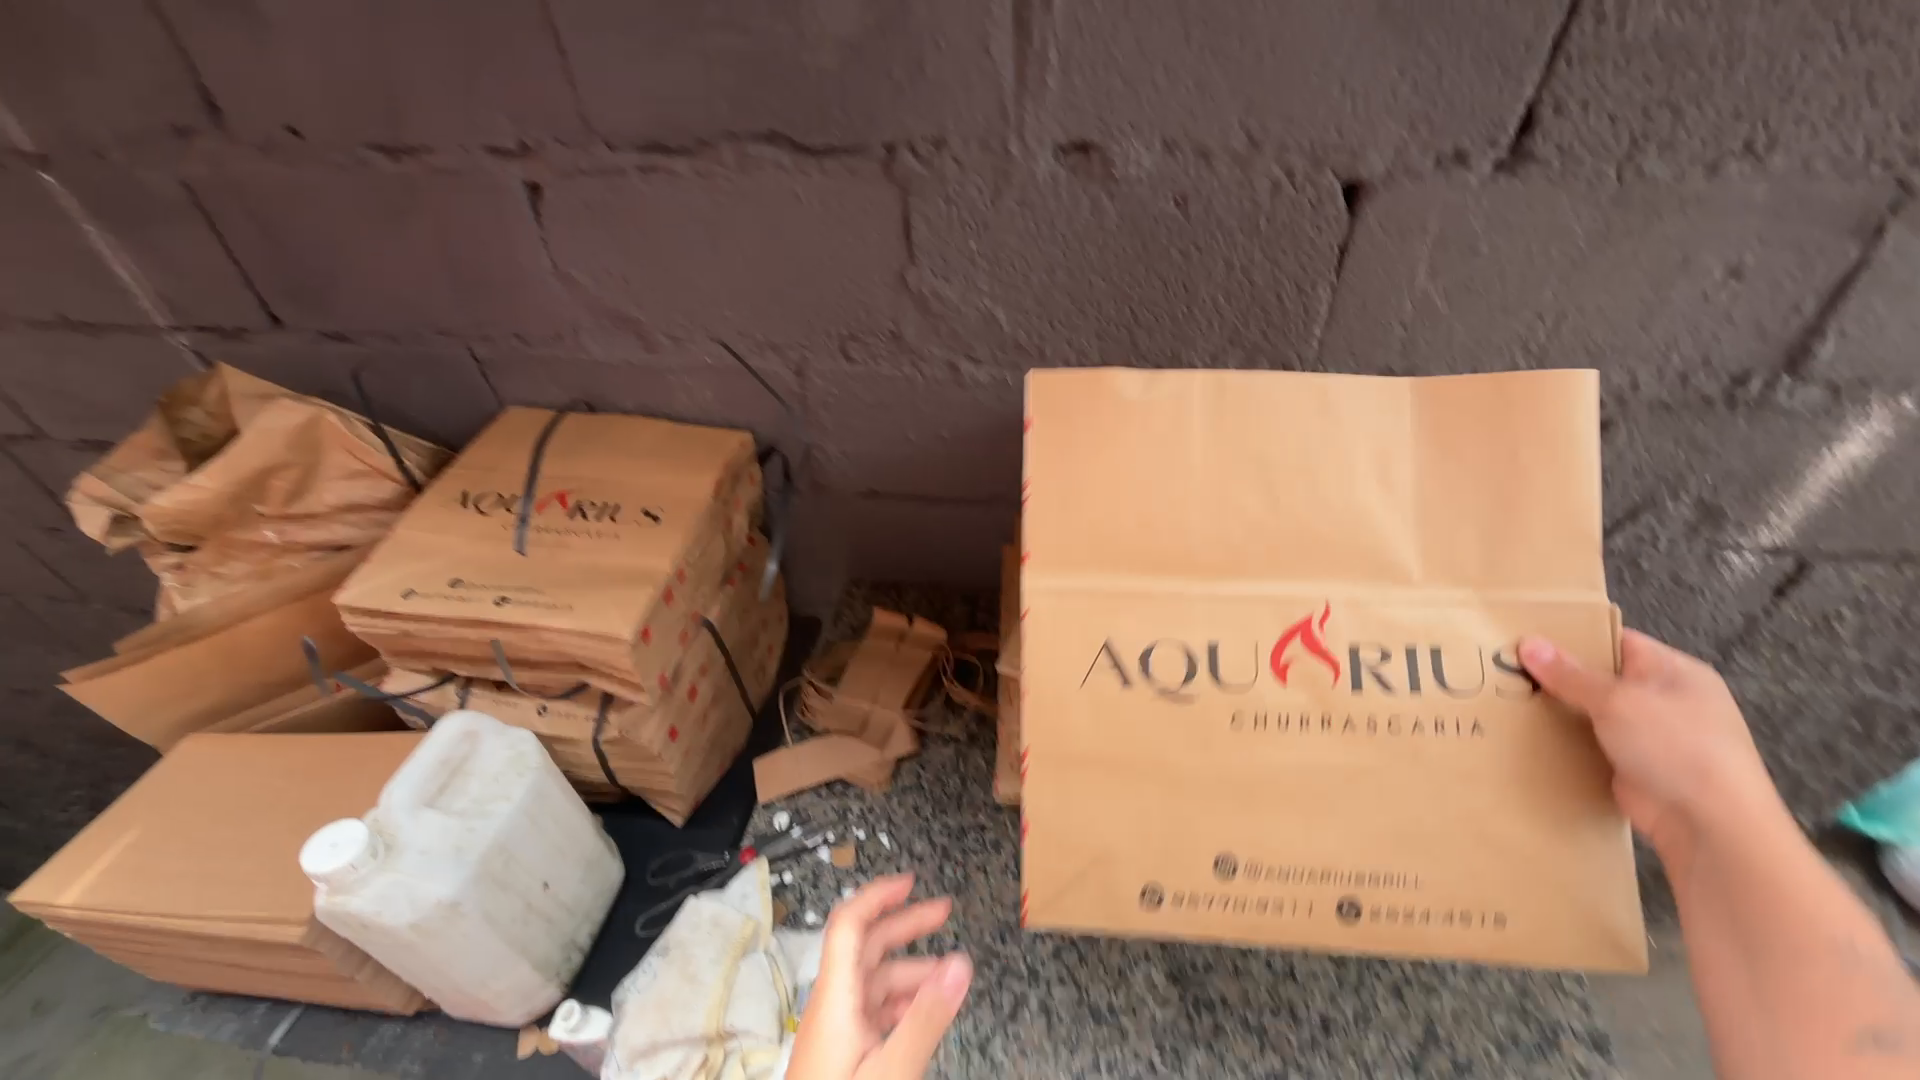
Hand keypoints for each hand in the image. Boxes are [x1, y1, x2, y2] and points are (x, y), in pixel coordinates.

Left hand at [785, 874, 971, 1079]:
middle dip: (904, 924)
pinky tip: (923, 1012)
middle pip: (865, 946)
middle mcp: (832, 1004)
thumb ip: (927, 1015)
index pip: (849, 924)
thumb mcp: (892, 1068)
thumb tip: (961, 960)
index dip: (877, 895)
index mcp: (836, 997)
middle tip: (945, 911)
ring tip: (946, 973)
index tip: (911, 882)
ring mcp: (835, 1030)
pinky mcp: (840, 1053)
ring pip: (871, 980)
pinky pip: (872, 1011)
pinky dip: (900, 1001)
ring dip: (908, 967)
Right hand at [1519, 629, 1787, 862]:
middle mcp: (1663, 698)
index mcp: (1674, 672)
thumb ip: (1570, 674)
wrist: (1708, 823)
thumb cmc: (1675, 746)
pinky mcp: (1631, 763)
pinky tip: (1524, 732)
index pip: (1616, 641)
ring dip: (1555, 708)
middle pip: (1598, 676)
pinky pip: (1589, 741)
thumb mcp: (1619, 701)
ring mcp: (1649, 734)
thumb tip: (1528, 643)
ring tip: (1503, 696)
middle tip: (1503, 666)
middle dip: (1555, 674)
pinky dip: (1562, 739)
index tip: (1524, 635)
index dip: (1572, 636)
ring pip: (1589, 710)